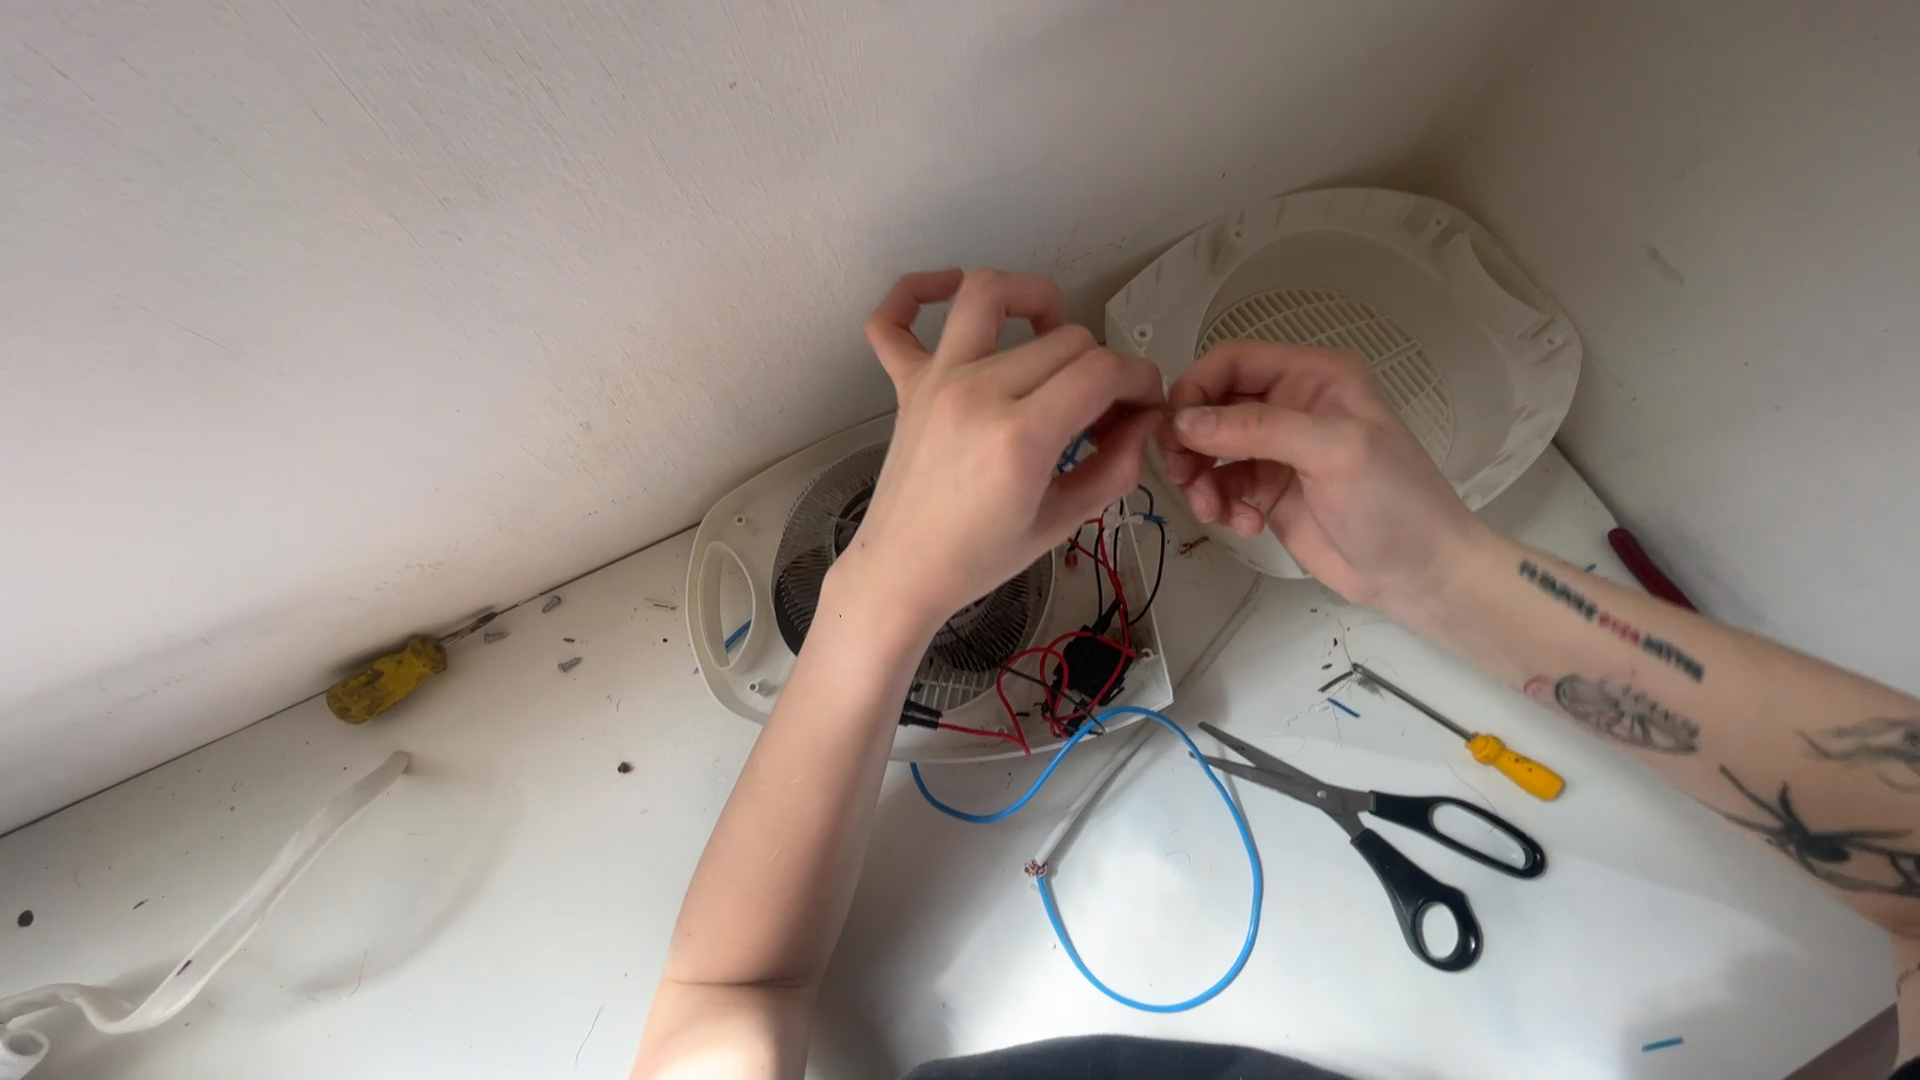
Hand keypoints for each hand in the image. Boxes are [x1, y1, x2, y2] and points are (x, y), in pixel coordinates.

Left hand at [842, 268, 1164, 626]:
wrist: (905, 573)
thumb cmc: (978, 558)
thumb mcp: (1063, 523)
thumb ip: (1116, 468)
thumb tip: (1142, 421)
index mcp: (1021, 437)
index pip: (1104, 370)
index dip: (1140, 381)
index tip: (1142, 405)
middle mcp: (978, 393)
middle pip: (1067, 338)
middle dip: (1103, 366)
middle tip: (1101, 408)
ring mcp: (936, 382)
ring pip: (992, 295)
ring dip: (1034, 299)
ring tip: (1050, 332)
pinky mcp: (906, 386)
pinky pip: (891, 321)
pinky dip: (915, 292)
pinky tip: (946, 290)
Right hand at [1160, 340, 1485, 615]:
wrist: (1416, 573)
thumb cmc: (1391, 501)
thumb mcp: (1333, 452)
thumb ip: (1258, 429)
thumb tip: (1183, 422)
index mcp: (1313, 376)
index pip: (1232, 361)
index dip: (1196, 388)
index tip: (1176, 430)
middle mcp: (1289, 405)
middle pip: (1211, 405)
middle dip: (1190, 440)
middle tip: (1181, 474)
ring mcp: (1275, 449)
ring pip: (1207, 448)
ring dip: (1198, 478)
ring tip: (1212, 509)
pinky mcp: (1265, 488)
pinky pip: (1220, 484)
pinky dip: (1219, 504)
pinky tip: (1244, 524)